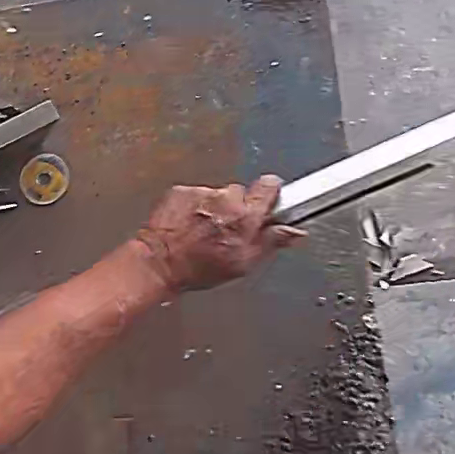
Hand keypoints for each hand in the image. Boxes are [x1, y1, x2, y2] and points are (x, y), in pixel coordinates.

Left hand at [131, 176, 305, 291]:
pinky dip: (194, 207)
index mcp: (245, 216)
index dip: (270, 193)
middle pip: (242, 192)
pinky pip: (196, 195)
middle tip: (229, 229)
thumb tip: (295, 232)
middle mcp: (225, 199)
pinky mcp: (182, 190)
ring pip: (218, 195)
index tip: (268, 200)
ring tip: (204, 231)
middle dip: (238, 207)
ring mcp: (202, 193)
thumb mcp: (243, 263)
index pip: (269, 186)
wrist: (160, 263)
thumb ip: (272, 242)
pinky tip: (189, 226)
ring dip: (215, 208)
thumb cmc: (199, 267)